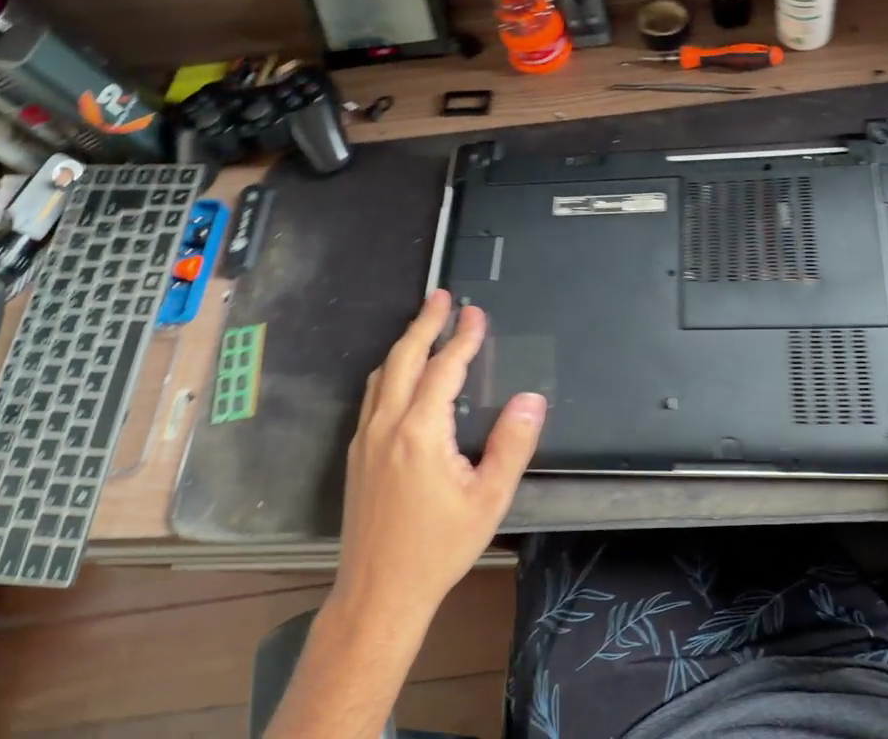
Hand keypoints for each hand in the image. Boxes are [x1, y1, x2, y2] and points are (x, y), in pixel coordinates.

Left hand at [336, 290, 546, 615]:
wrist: (379, 591)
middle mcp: (386, 426)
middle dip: (424, 323)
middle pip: (404, 358)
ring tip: (424, 326)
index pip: (443, 369)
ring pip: (382, 375)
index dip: (462, 337)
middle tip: (441, 297)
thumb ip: (512, 445)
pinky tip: (400, 376)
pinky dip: (390, 371)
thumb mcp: (489, 500)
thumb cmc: (439, 548)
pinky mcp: (356, 455)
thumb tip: (530, 400)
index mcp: (420, 432)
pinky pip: (372, 396)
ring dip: (404, 344)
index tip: (475, 312)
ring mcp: (365, 439)